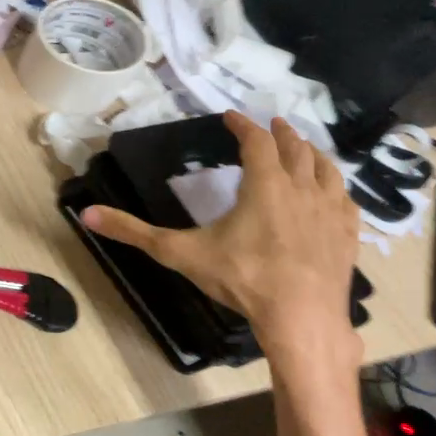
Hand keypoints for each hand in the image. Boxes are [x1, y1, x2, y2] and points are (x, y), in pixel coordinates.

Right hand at [82, 112, 361, 383]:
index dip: (243, 126)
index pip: (257, 142)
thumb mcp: (179, 253)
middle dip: (281, 133)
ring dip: (313, 154)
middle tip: (271, 124)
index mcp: (265, 186)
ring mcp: (331, 212)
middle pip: (297, 149)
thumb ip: (134, 232)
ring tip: (304, 149)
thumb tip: (86, 214)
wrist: (302, 318)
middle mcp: (303, 189)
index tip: (231, 117)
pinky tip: (332, 193)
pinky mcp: (348, 235)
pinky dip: (335, 187)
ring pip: (327, 170)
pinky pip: (345, 199)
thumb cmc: (241, 279)